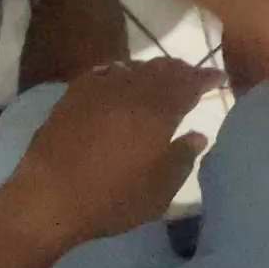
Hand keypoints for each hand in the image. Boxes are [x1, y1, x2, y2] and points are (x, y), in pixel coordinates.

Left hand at [0, 58, 220, 250]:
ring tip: (161, 76)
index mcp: (157, 113)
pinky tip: (121, 75)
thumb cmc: (111, 199)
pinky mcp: (74, 93)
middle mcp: (131, 92)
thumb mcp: (158, 192)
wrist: (50, 195)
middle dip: (181, 70)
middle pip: (162, 71)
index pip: (189, 85)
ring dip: (152, 69)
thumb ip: (182, 159)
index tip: (218, 77)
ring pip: (134, 68)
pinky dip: (121, 71)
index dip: (205, 78)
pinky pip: (105, 72)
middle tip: (192, 76)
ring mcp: (100, 89)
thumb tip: (198, 134)